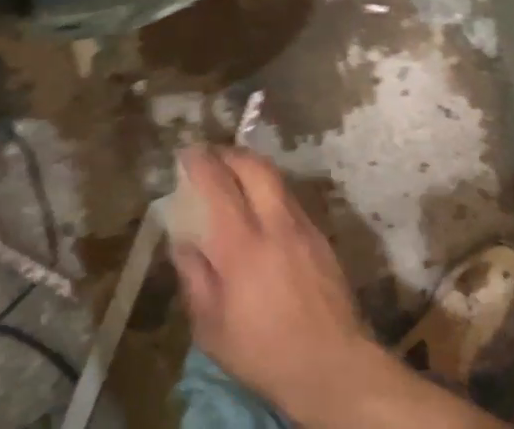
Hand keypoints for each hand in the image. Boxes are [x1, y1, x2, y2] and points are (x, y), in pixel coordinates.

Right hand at [171, 146, 393, 421]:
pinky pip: (292, 202)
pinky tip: (261, 210)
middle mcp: (278, 226)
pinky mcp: (322, 237)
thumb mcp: (210, 325)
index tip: (187, 153)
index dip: (202, 164)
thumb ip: (195, 276)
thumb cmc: (261, 351)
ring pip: (279, 182)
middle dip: (233, 154)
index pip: (220, 188)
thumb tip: (184, 241)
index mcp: (243, 247)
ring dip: (255, 171)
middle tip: (213, 155)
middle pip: (258, 169)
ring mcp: (305, 228)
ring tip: (234, 177)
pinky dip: (272, 194)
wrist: (330, 361)